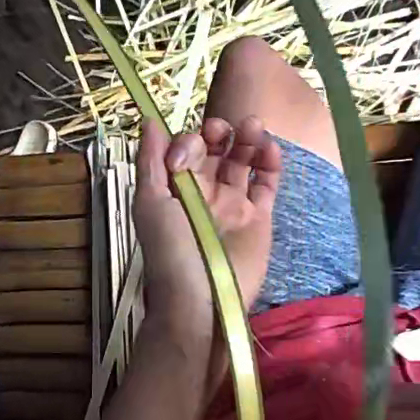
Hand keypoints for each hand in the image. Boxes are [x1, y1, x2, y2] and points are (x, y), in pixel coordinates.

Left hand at [134, 115, 283, 333]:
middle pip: (217, 150)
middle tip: (225, 128)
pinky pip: (267, 184)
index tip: (193, 148)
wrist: (201, 299)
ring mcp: (234, 204)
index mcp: (176, 187)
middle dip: (221, 132)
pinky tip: (270, 148)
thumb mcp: (151, 203)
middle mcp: (205, 192)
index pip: (187, 149)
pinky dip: (270, 164)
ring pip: (244, 162)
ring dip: (248, 140)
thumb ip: (151, 161)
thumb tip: (150, 120)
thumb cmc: (170, 251)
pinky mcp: (259, 217)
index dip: (192, 140)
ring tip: (254, 126)